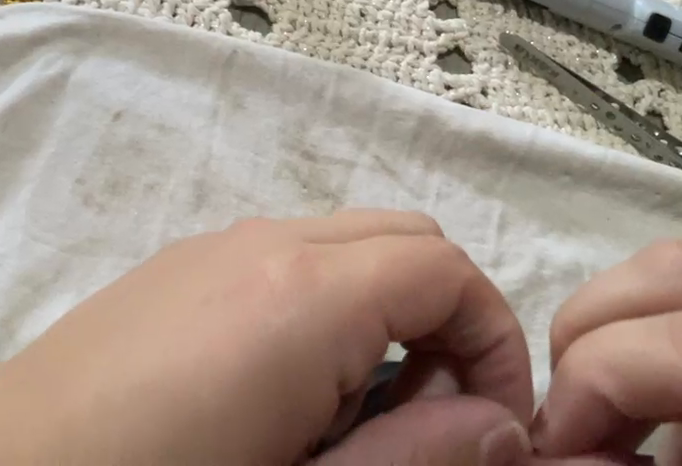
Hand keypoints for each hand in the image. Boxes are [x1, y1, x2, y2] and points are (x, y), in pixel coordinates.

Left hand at [0, 211, 534, 465]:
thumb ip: (413, 455)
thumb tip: (502, 425)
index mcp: (306, 292)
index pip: (447, 268)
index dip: (496, 340)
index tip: (497, 429)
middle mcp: (268, 241)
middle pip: (406, 237)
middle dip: (448, 317)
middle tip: (432, 422)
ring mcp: (217, 245)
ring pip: (348, 243)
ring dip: (386, 310)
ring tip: (357, 415)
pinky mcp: (178, 265)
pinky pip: (287, 258)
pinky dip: (327, 303)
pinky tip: (283, 392)